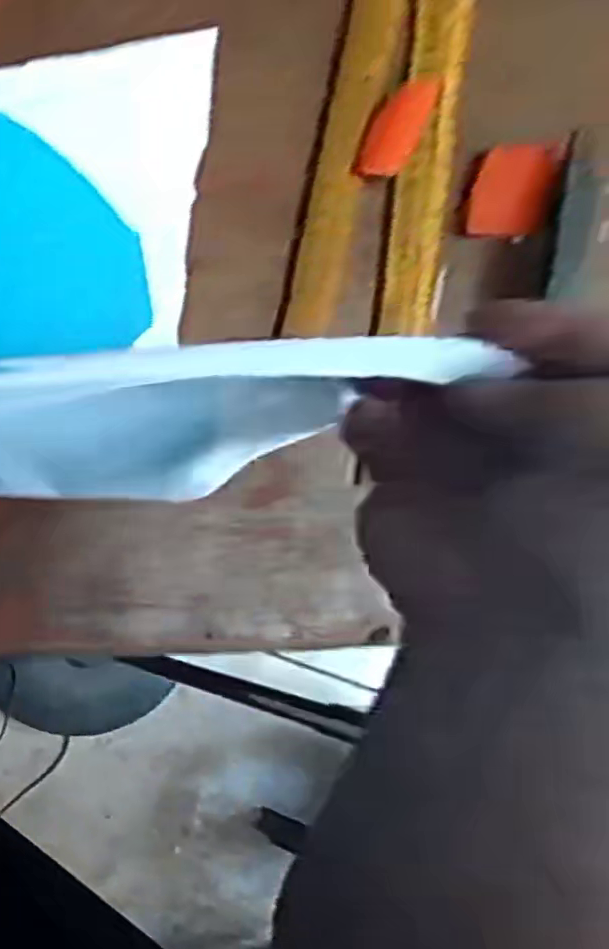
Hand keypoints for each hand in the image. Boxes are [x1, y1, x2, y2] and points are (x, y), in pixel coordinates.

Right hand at [345, 301, 608, 639]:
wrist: (520, 624)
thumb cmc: (598, 537)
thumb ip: (567, 403)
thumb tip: (466, 388)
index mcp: (607, 425)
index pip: (595, 356)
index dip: (562, 331)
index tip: (497, 323)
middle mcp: (554, 433)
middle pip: (508, 372)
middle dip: (474, 359)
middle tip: (439, 349)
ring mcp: (478, 459)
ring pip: (436, 399)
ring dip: (408, 387)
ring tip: (379, 380)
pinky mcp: (407, 483)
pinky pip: (383, 437)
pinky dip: (369, 423)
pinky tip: (363, 420)